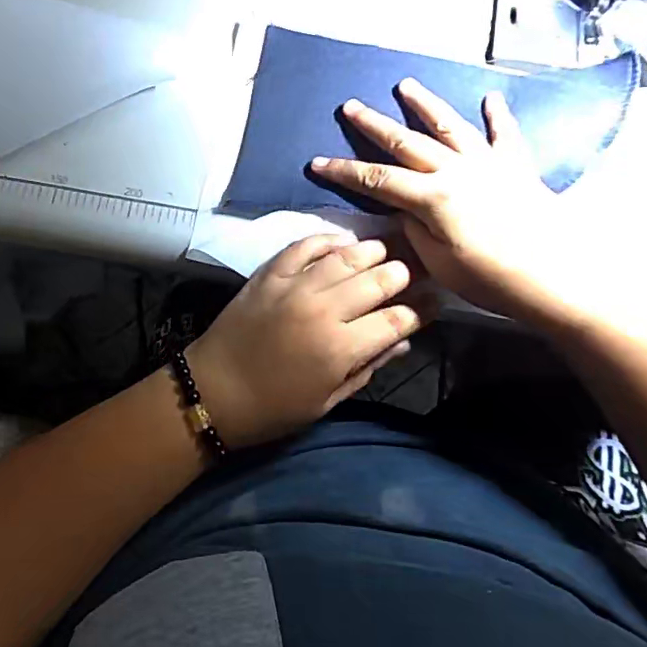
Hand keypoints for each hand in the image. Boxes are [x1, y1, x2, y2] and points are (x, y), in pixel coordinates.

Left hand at [185, 234, 431, 447]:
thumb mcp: (328, 400)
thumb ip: (369, 367)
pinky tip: (342, 242)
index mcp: (342, 348)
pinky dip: (328, 240)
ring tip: (384, 252)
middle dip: (403, 275)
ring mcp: (296, 286)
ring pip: (348, 256)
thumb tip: (404, 341)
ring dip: (373, 251)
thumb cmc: (274, 407)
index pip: (398, 319)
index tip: (433, 303)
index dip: (422, 309)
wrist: (213, 392)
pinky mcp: (271, 273)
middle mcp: (325, 310)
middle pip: (380, 280)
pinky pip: (306, 245)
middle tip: (410, 275)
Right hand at [309, 79, 603, 332]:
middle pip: (406, 142)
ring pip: (449, 126)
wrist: (553, 276)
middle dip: (373, 124)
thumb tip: (406, 209)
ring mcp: (488, 163)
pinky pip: (505, 134)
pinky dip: (498, 115)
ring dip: (425, 105)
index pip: (376, 180)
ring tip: (405, 85)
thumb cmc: (490, 278)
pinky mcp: (516, 166)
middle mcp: (455, 170)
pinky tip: (491, 97)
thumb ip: (416, 230)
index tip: (317, 162)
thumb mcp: (438, 263)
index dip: (343, 171)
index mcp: (431, 198)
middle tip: (351, 106)